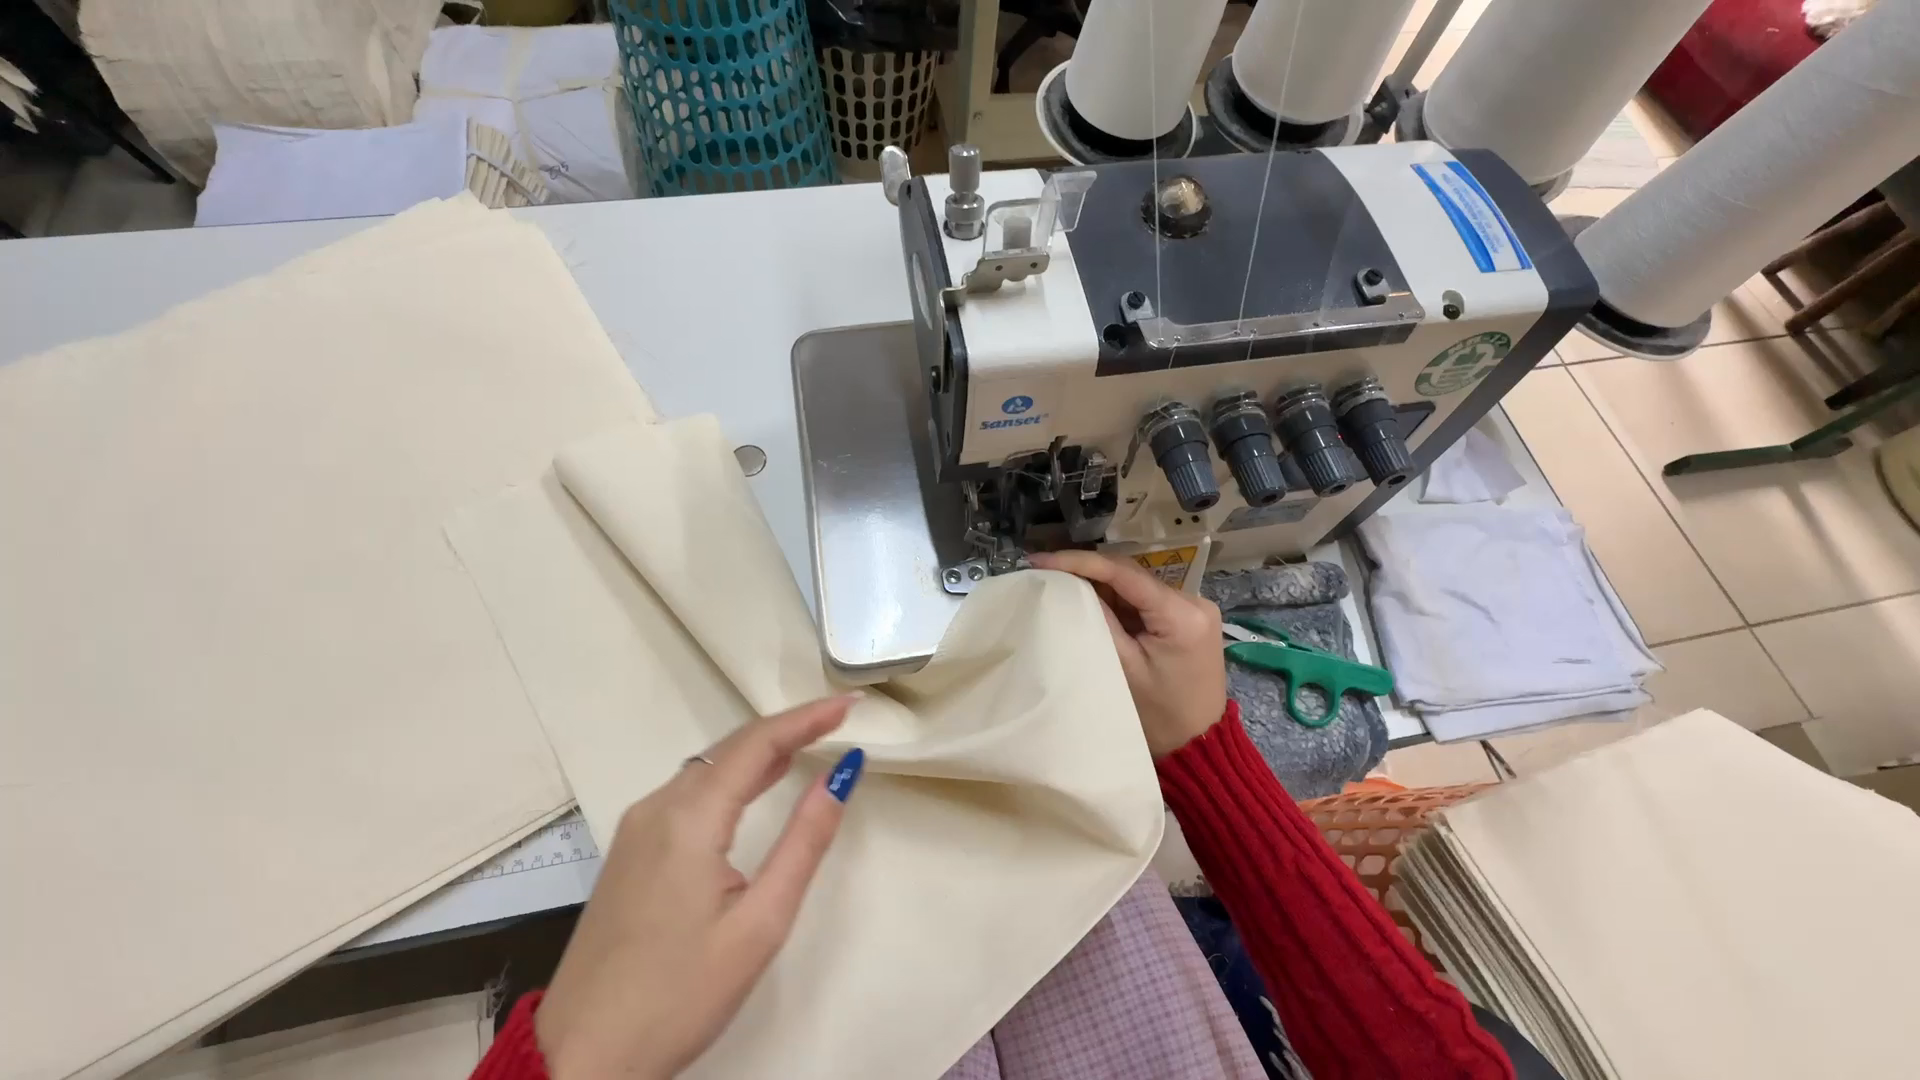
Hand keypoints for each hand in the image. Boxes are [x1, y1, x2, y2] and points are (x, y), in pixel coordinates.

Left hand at [534, 696, 865, 1078]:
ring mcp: (637, 828)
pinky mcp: (630, 851)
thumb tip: (842, 771)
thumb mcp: (760, 923)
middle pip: (731, 748)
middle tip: (839, 717)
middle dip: (788, 727)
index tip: (851, 703)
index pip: (757, 743)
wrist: (581, 1056)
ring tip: (811, 739)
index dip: (807, 718)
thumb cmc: (680, 995)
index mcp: (689, 819)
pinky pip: (690, 793)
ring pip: (708, 768)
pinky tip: (757, 783)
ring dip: (760, 750)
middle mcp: (657, 808)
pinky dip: (732, 776)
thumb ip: (805, 840)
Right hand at [1028, 551, 1226, 758]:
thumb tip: (1069, 585)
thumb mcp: (1123, 667)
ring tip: (1058, 581)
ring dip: (1100, 583)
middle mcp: (1194, 600)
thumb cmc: (1160, 715)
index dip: (1079, 561)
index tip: (1041, 559)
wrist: (1199, 745)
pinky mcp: (1189, 617)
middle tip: (1044, 570)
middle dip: (1087, 570)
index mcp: (1181, 614)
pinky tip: (1089, 599)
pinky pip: (1146, 598)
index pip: (1124, 573)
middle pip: (1131, 573)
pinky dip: (1118, 598)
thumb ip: (1098, 619)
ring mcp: (1195, 607)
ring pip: (1137, 583)